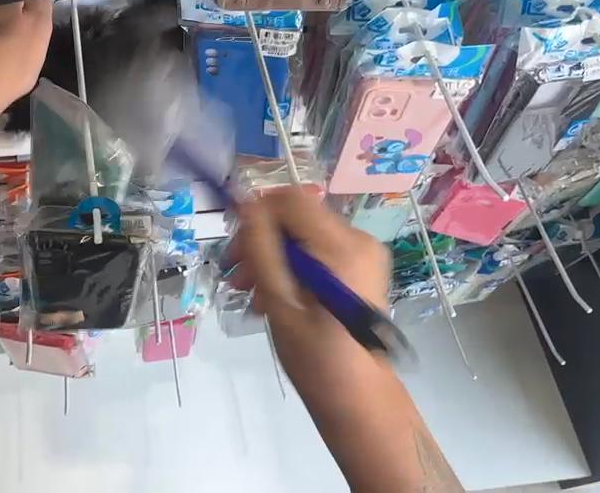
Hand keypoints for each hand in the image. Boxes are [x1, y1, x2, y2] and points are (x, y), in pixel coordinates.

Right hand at [231, 185, 391, 380]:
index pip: (291, 200)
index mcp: (342, 247)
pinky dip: (292, 264)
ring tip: (249, 289)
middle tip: (235, 272)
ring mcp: (364, 252)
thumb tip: (246, 206)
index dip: (258, 213)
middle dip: (262, 239)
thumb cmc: (317, 358)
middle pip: (297, 215)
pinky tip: (274, 293)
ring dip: (273, 254)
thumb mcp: (279, 302)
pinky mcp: (361, 265)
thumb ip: (261, 249)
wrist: (360, 400)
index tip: (235, 245)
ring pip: (304, 232)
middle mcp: (359, 239)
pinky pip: (317, 248)